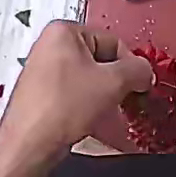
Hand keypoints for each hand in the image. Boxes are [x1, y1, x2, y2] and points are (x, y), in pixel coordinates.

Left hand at [0, 21, 153, 162]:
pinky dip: (86, 104)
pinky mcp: (40, 93)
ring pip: (88, 78)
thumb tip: (145, 72)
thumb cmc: (64, 106)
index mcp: (63, 31)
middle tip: (124, 98)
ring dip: (102, 95)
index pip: (113, 42)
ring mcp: (42, 70)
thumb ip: (138, 70)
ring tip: (104, 111)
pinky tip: (88, 119)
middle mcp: (49, 45)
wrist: (29, 145)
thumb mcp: (114, 82)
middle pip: (100, 60)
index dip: (129, 65)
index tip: (138, 84)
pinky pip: (74, 92)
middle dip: (115, 81)